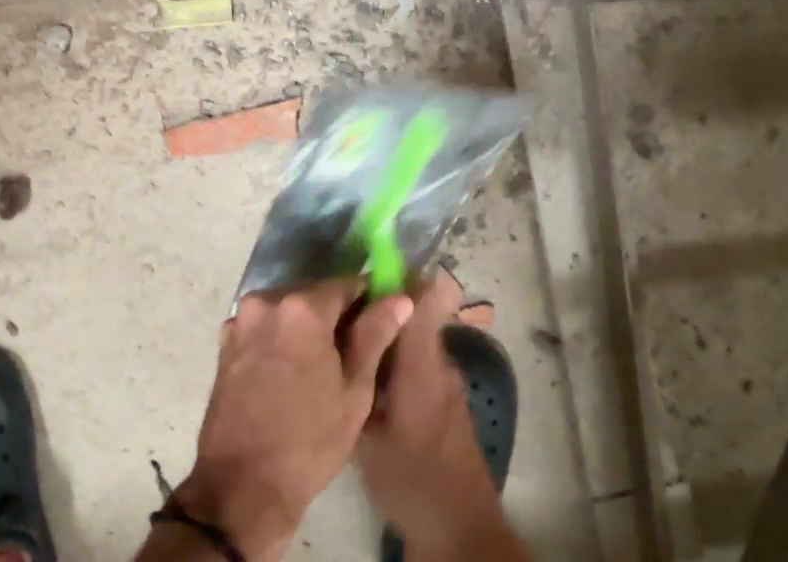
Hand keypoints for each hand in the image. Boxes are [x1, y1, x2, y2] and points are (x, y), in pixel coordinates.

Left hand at [149, 279, 412, 561]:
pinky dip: (282, 340)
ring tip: (325, 367)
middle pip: (313, 296)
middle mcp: (265, 302)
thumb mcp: (354, 390)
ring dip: (307, 328)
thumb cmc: (309, 441)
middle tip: (357, 352)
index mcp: (301, 308)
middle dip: (336, 316)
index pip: (346, 284)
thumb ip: (375, 335)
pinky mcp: (225, 344)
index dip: (368, 299)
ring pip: (287, 312)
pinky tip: (294, 373)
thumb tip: (399, 298)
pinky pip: (265, 328)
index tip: (383, 320)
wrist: (243, 484)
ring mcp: (240, 322)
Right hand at [357, 275, 522, 559]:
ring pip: (413, 338)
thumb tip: (329, 341)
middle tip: (335, 304)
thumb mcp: (368, 432)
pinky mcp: (444, 401)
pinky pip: (416, 361)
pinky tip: (360, 372)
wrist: (458, 527)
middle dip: (379, 301)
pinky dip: (392, 356)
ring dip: (384, 331)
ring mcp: (445, 382)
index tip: (366, 260)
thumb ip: (355, 380)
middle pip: (415, 312)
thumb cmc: (410, 477)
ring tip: (340, 335)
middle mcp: (439, 362)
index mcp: (422, 361)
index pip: (427, 295)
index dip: (402, 271)